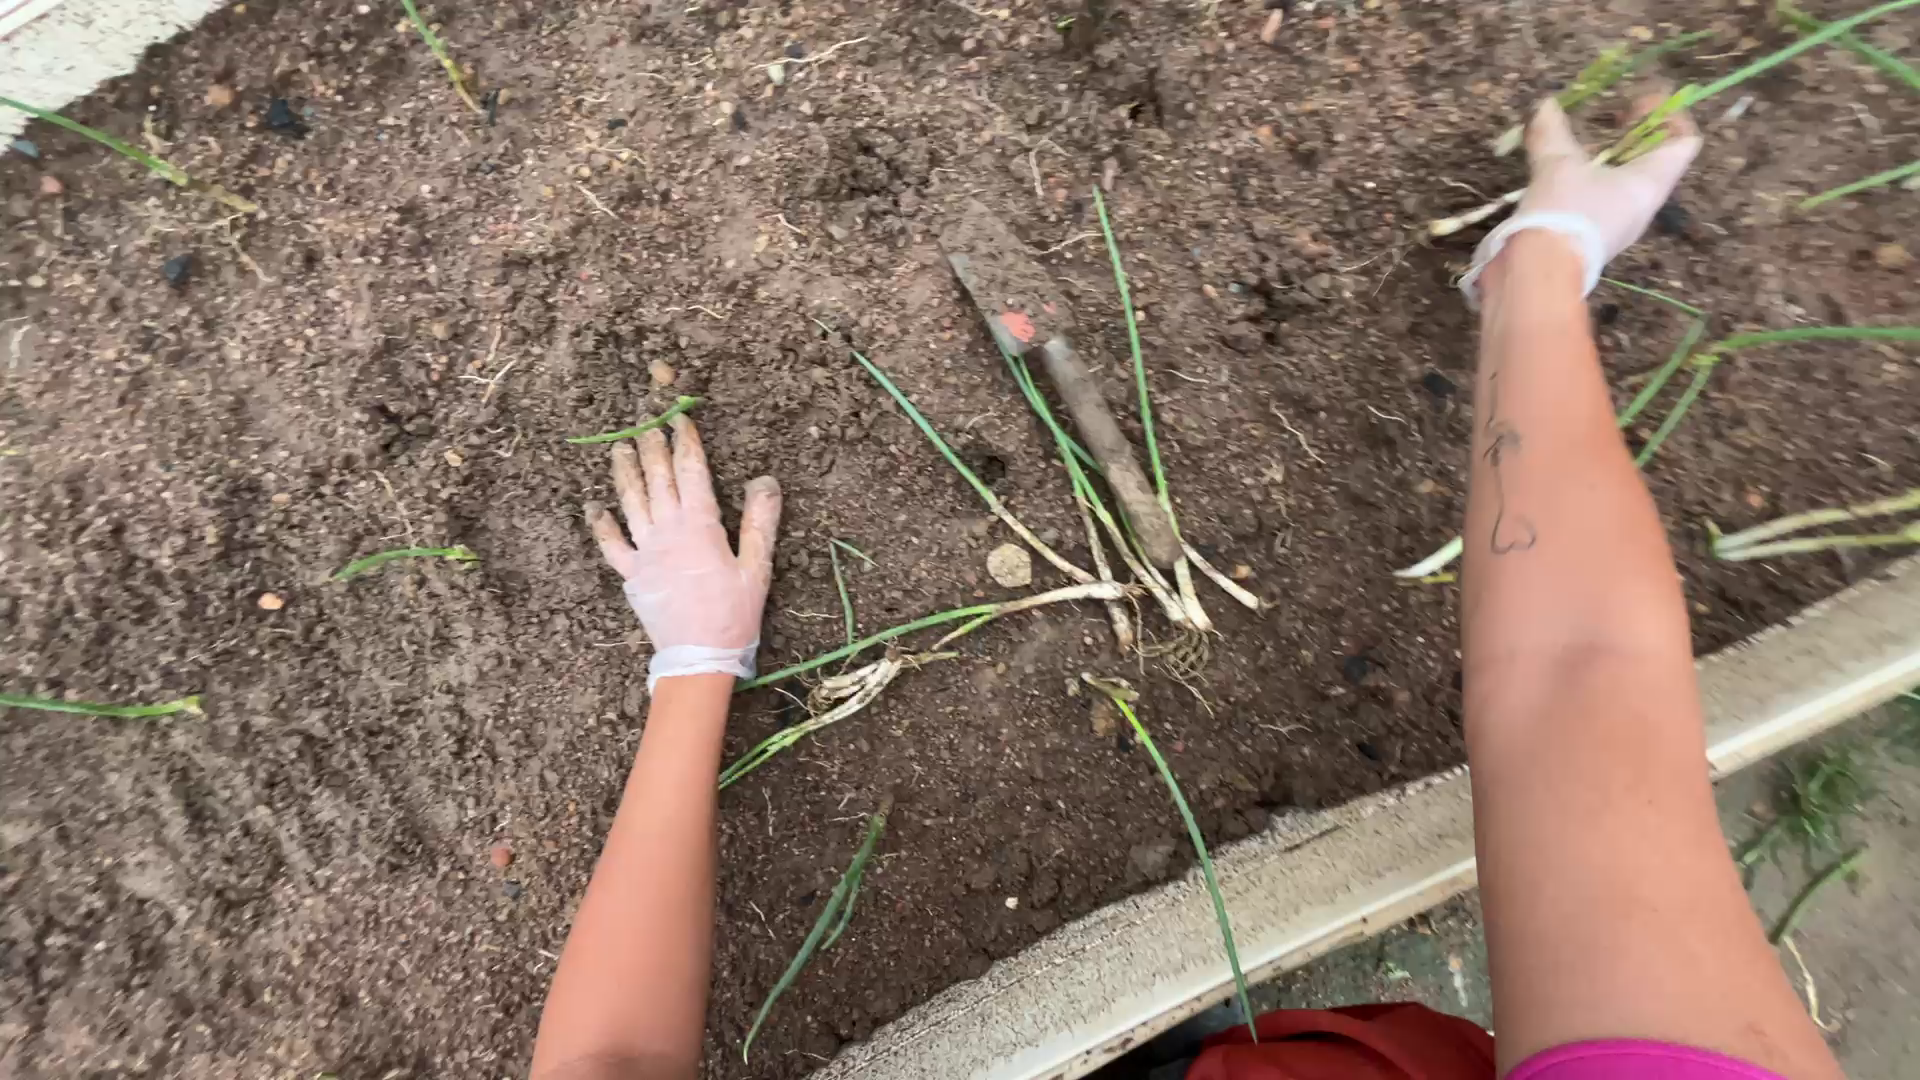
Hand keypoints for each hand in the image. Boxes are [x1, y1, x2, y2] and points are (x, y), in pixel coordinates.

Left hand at [585, 415, 781, 690]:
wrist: (699, 657)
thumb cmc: (734, 614)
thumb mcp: (757, 568)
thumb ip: (759, 523)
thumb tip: (766, 482)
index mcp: (700, 527)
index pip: (692, 473)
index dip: (687, 444)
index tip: (681, 421)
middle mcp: (667, 532)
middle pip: (658, 481)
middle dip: (653, 450)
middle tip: (647, 425)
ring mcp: (645, 553)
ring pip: (631, 503)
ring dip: (625, 473)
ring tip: (620, 449)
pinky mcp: (632, 575)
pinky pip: (611, 545)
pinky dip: (601, 524)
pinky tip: (594, 507)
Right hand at [1462, 92, 1701, 302]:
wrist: (1533, 276)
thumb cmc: (1562, 215)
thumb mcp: (1557, 168)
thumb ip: (1552, 137)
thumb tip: (1545, 106)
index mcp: (1651, 183)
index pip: (1683, 141)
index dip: (1668, 117)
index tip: (1637, 105)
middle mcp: (1642, 209)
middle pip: (1651, 165)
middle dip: (1630, 143)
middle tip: (1605, 128)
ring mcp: (1616, 232)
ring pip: (1622, 190)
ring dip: (1605, 171)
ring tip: (1575, 160)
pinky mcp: (1588, 248)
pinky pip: (1597, 212)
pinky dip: (1584, 196)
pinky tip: (1557, 193)